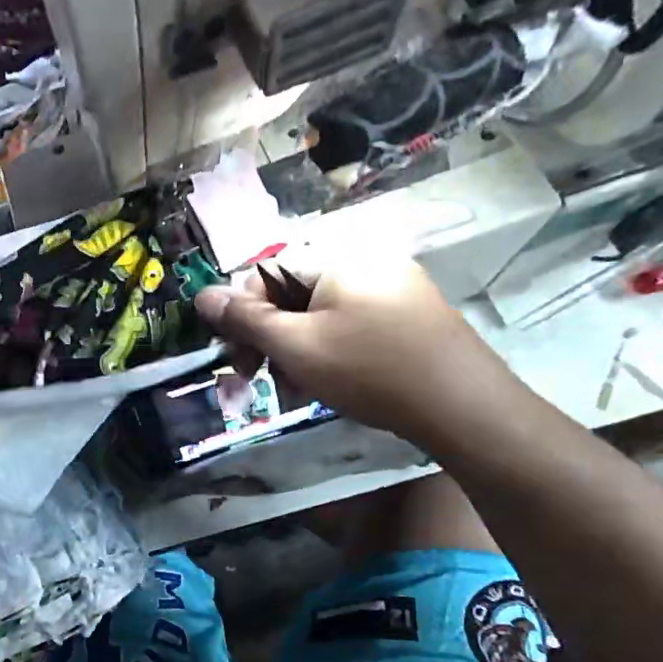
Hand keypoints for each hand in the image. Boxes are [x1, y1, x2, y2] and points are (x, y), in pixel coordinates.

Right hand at [193, 257, 528, 446]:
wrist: (460, 404)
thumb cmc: (368, 370)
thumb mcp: (297, 346)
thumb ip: (246, 320)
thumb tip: (202, 295)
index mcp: (335, 257)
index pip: (265, 274)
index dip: (244, 317)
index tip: (239, 360)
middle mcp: (364, 261)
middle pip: (293, 295)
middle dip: (272, 341)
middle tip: (264, 382)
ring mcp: (392, 286)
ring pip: (321, 316)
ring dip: (298, 353)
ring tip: (300, 392)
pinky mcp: (409, 314)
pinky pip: (352, 325)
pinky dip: (331, 353)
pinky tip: (331, 386)